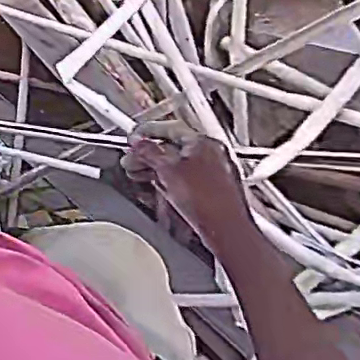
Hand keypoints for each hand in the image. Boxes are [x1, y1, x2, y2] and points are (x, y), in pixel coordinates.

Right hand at [123, 120, 254, 253]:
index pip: (169, 128)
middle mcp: (214, 155)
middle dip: (147, 155)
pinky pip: (186, 179)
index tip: (132, 137)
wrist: (227, 232)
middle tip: (131, 159)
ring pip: (177, 164)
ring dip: (155, 169)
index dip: (145, 132)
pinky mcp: (214, 191)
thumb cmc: (207, 200)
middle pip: (171, 148)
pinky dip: (169, 180)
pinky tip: (158, 187)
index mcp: (205, 143)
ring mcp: (216, 173)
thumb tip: (138, 142)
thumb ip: (147, 151)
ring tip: (138, 175)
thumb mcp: (166, 168)